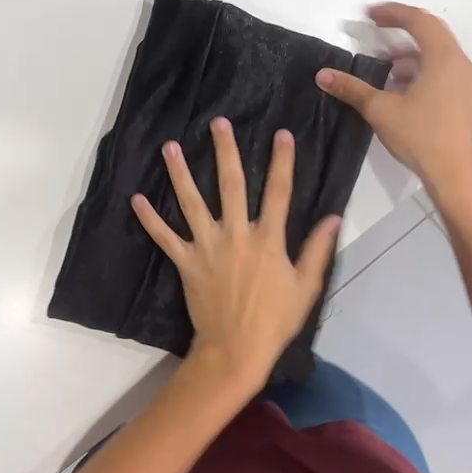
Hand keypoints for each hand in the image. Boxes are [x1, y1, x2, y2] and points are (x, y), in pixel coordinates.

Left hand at [131, 118, 342, 395]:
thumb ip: (317, 250)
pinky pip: (165, 236)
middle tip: (218, 123)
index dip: (281, 161)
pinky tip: (137, 199)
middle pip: (231, 185)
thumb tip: (335, 217)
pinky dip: (150, 218)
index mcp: (268, 239)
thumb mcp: (306, 287)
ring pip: (191, 202)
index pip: (278, 192)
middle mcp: (236, 235)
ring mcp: (207, 247)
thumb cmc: (275, 321)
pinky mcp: (186, 262)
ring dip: (180, 173)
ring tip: (170, 147)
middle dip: (225, 151)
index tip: (281, 133)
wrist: (237, 349)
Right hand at [316, 3, 471, 205]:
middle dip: (402, 28)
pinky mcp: (465, 98)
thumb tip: (323, 75)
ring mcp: (466, 82)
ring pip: (437, 53)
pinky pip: (443, 70)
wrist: (452, 173)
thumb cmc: (419, 136)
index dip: (393, 13)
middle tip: (376, 28)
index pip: (419, 22)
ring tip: (384, 65)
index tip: (370, 14)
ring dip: (410, 52)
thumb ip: (352, 89)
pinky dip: (421, 68)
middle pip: (432, 33)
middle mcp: (460, 64)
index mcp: (443, 59)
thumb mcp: (380, 110)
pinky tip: (401, 86)